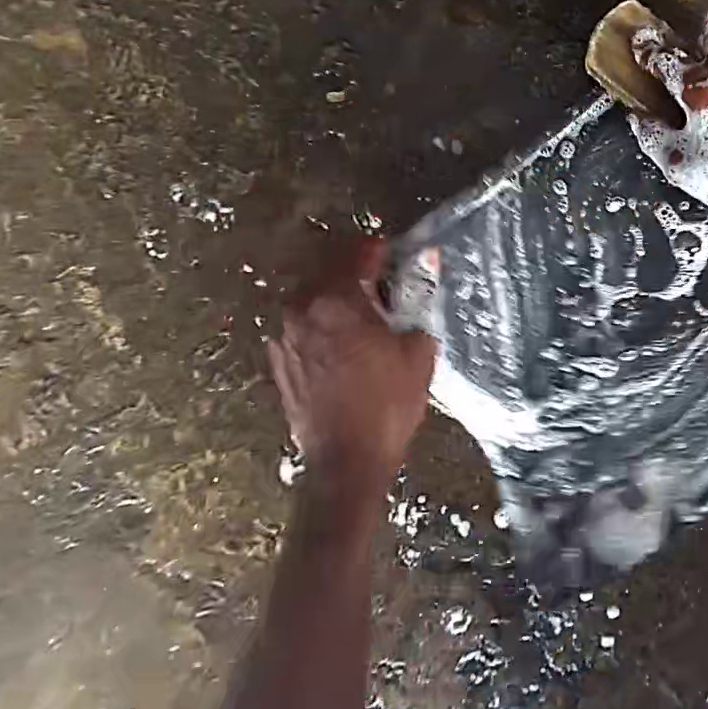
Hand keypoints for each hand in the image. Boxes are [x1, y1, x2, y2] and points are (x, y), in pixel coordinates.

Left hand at [266, 236, 436, 494]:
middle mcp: (301, 310)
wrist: (347, 460)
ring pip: (312, 294)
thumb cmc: (390, 401)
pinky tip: (348, 338)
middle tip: (389, 280)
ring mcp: (283, 335)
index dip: (381, 248)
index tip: (399, 251)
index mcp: (336, 301)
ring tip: (369, 310)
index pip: (357, 253)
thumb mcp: (419, 347)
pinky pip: (302, 321)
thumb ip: (420, 298)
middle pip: (328, 268)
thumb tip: (429, 262)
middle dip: (358, 267)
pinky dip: (324, 317)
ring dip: (339, 292)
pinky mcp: (279, 357)